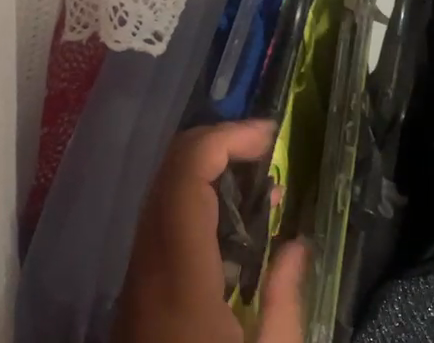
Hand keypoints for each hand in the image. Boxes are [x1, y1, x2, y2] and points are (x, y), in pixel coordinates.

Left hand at [114, 121, 308, 342]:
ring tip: (257, 181)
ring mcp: (136, 269)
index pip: (187, 175)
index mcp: (180, 271)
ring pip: (163, 188)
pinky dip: (195, 196)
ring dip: (207, 169)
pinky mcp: (136, 284)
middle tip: (267, 149)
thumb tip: (297, 245)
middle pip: (171, 169)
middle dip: (219, 143)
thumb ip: (283, 300)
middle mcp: (148, 258)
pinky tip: (230, 220)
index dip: (225, 139)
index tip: (269, 135)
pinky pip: (161, 216)